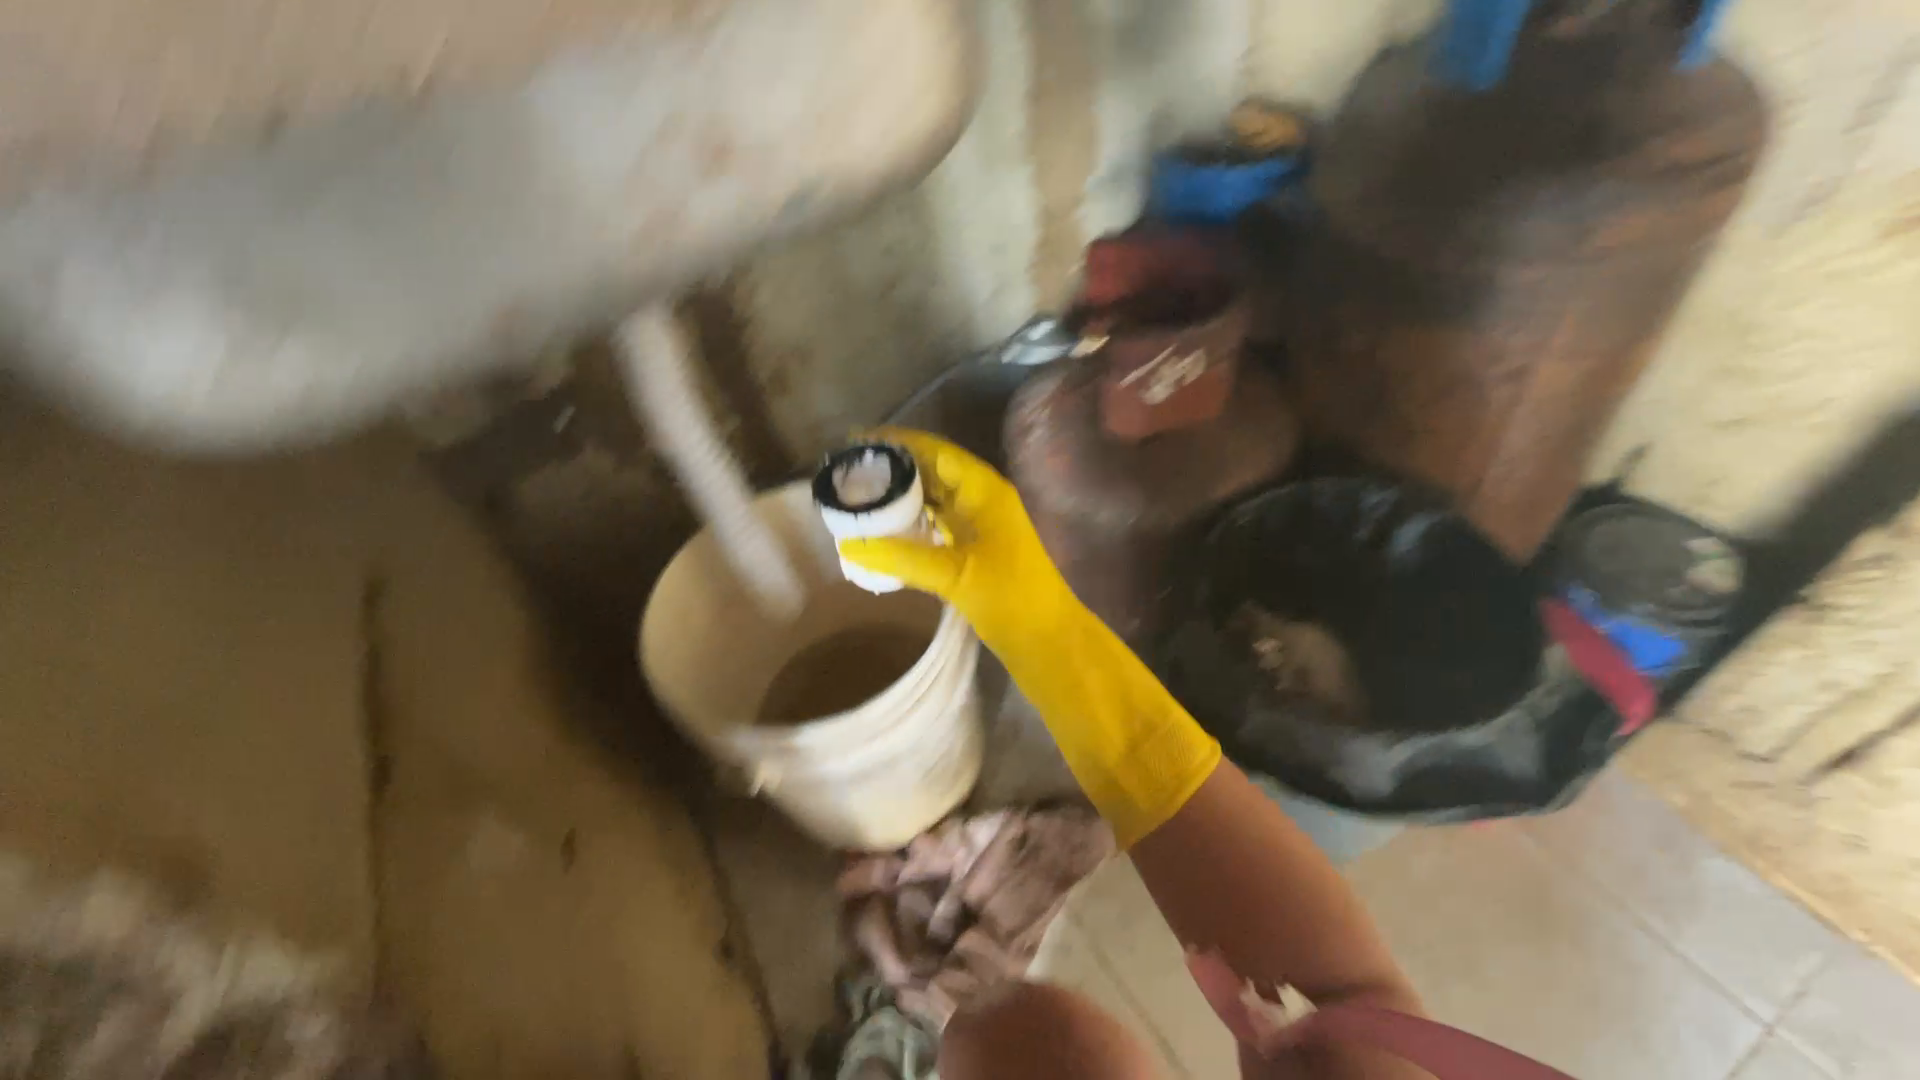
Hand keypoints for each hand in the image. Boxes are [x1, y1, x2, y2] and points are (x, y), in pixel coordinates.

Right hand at [835, 428, 1075, 661]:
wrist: (1048, 639)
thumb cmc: (1011, 599)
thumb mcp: (954, 576)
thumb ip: (902, 559)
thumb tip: (849, 544)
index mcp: (984, 490)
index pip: (935, 451)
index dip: (897, 443)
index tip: (856, 442)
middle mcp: (981, 498)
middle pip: (932, 470)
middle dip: (893, 467)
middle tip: (849, 471)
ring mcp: (979, 523)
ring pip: (933, 497)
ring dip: (900, 494)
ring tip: (858, 494)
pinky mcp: (974, 548)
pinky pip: (937, 522)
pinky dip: (911, 520)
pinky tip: (884, 528)